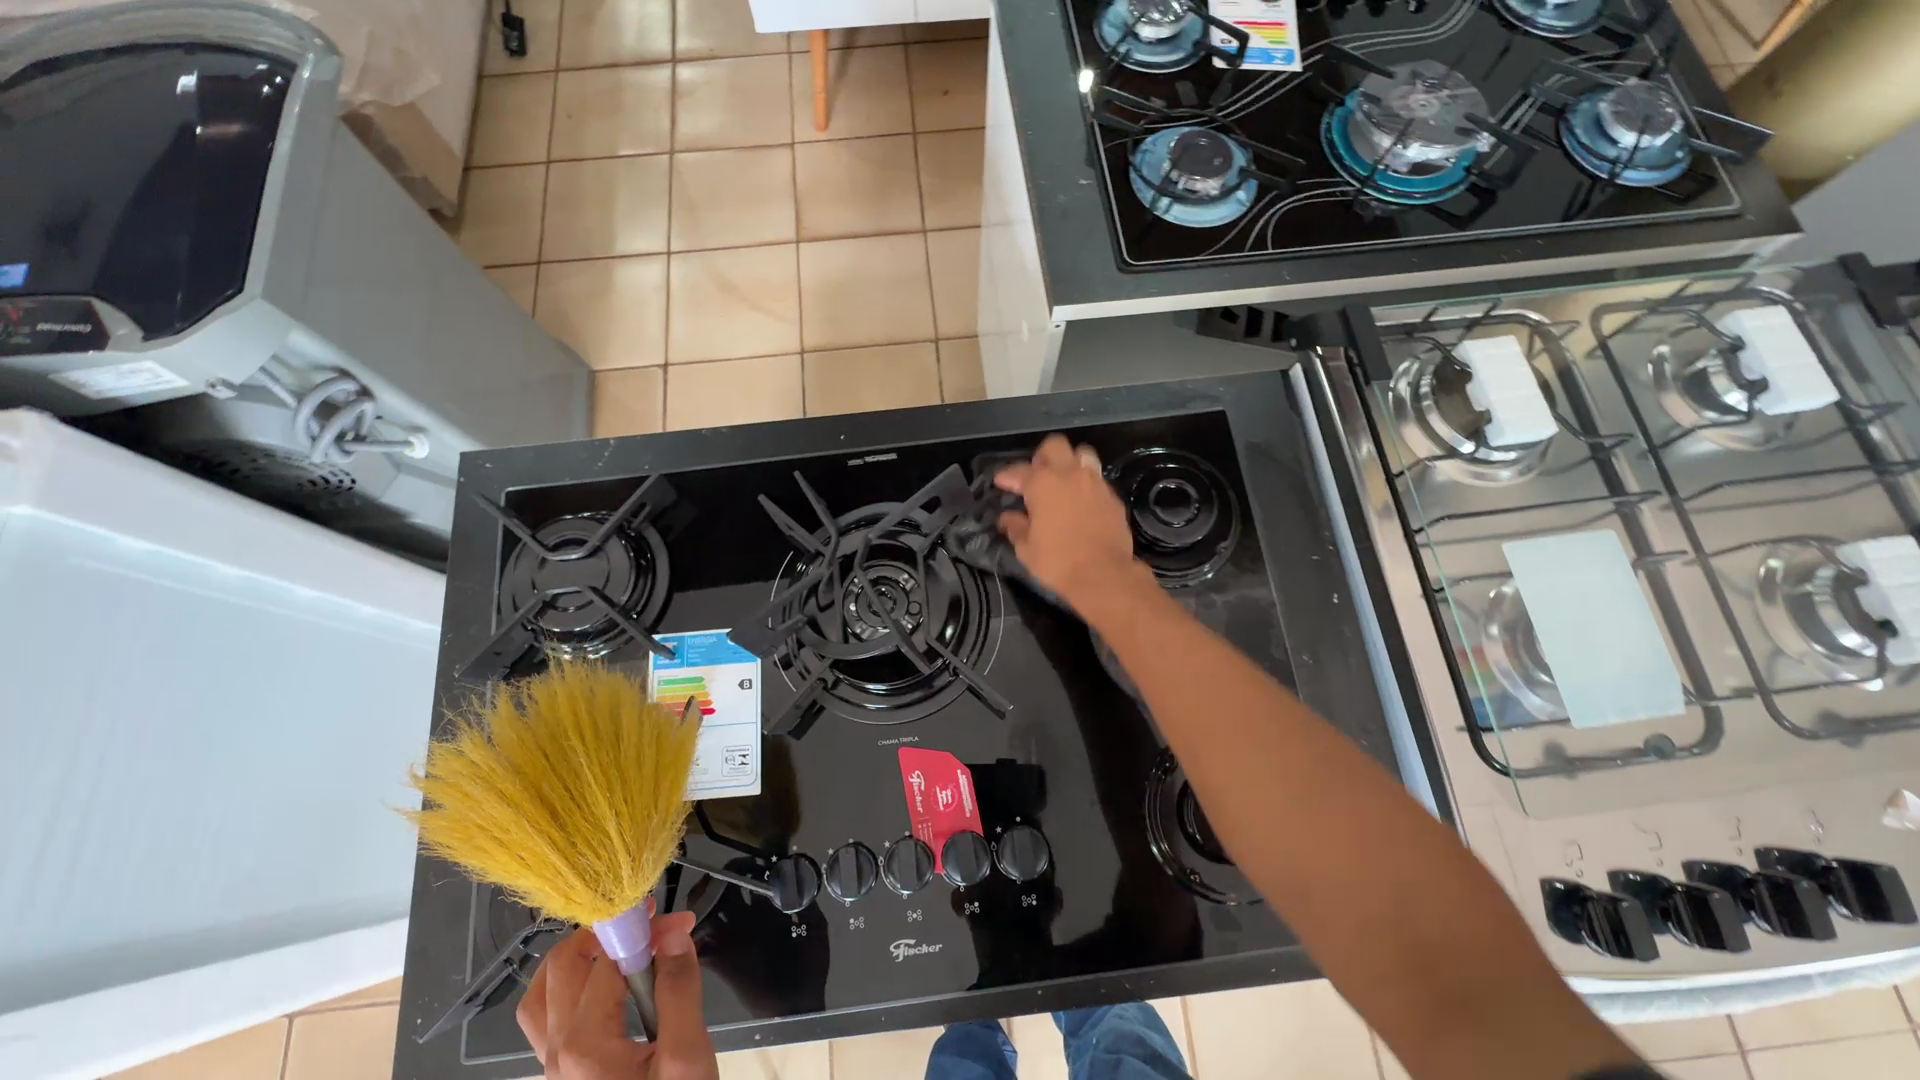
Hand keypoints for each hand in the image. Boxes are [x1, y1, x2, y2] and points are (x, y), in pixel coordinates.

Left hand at [517, 913, 717, 1079]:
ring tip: (617, 949)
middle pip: (559, 969)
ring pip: (541, 998)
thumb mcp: (687, 1058)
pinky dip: (569, 991)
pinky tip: (604, 992)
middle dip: (603, 935)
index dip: (644, 931)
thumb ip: (678, 991)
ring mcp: (552, 1071)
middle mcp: (555, 1054)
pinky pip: (548, 1023)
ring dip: (575, 961)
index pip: (607, 960)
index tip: (680, 922)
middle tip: (648, 926)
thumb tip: (672, 934)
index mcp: (584, 1045)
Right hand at [993, 434, 1149, 611]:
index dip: (1006, 476)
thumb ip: (1015, 527)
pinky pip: (1097, 480)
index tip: (1001, 483)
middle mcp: (1070, 474)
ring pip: (1083, 455)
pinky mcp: (1112, 497)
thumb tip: (1007, 518)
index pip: (1019, 470)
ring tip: (1063, 481)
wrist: (1103, 575)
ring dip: (1070, 463)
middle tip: (1036, 475)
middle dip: (1043, 456)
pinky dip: (1086, 485)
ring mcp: (1095, 483)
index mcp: (1043, 483)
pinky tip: (1081, 503)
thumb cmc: (1058, 562)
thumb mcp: (1026, 549)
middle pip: (1055, 445)